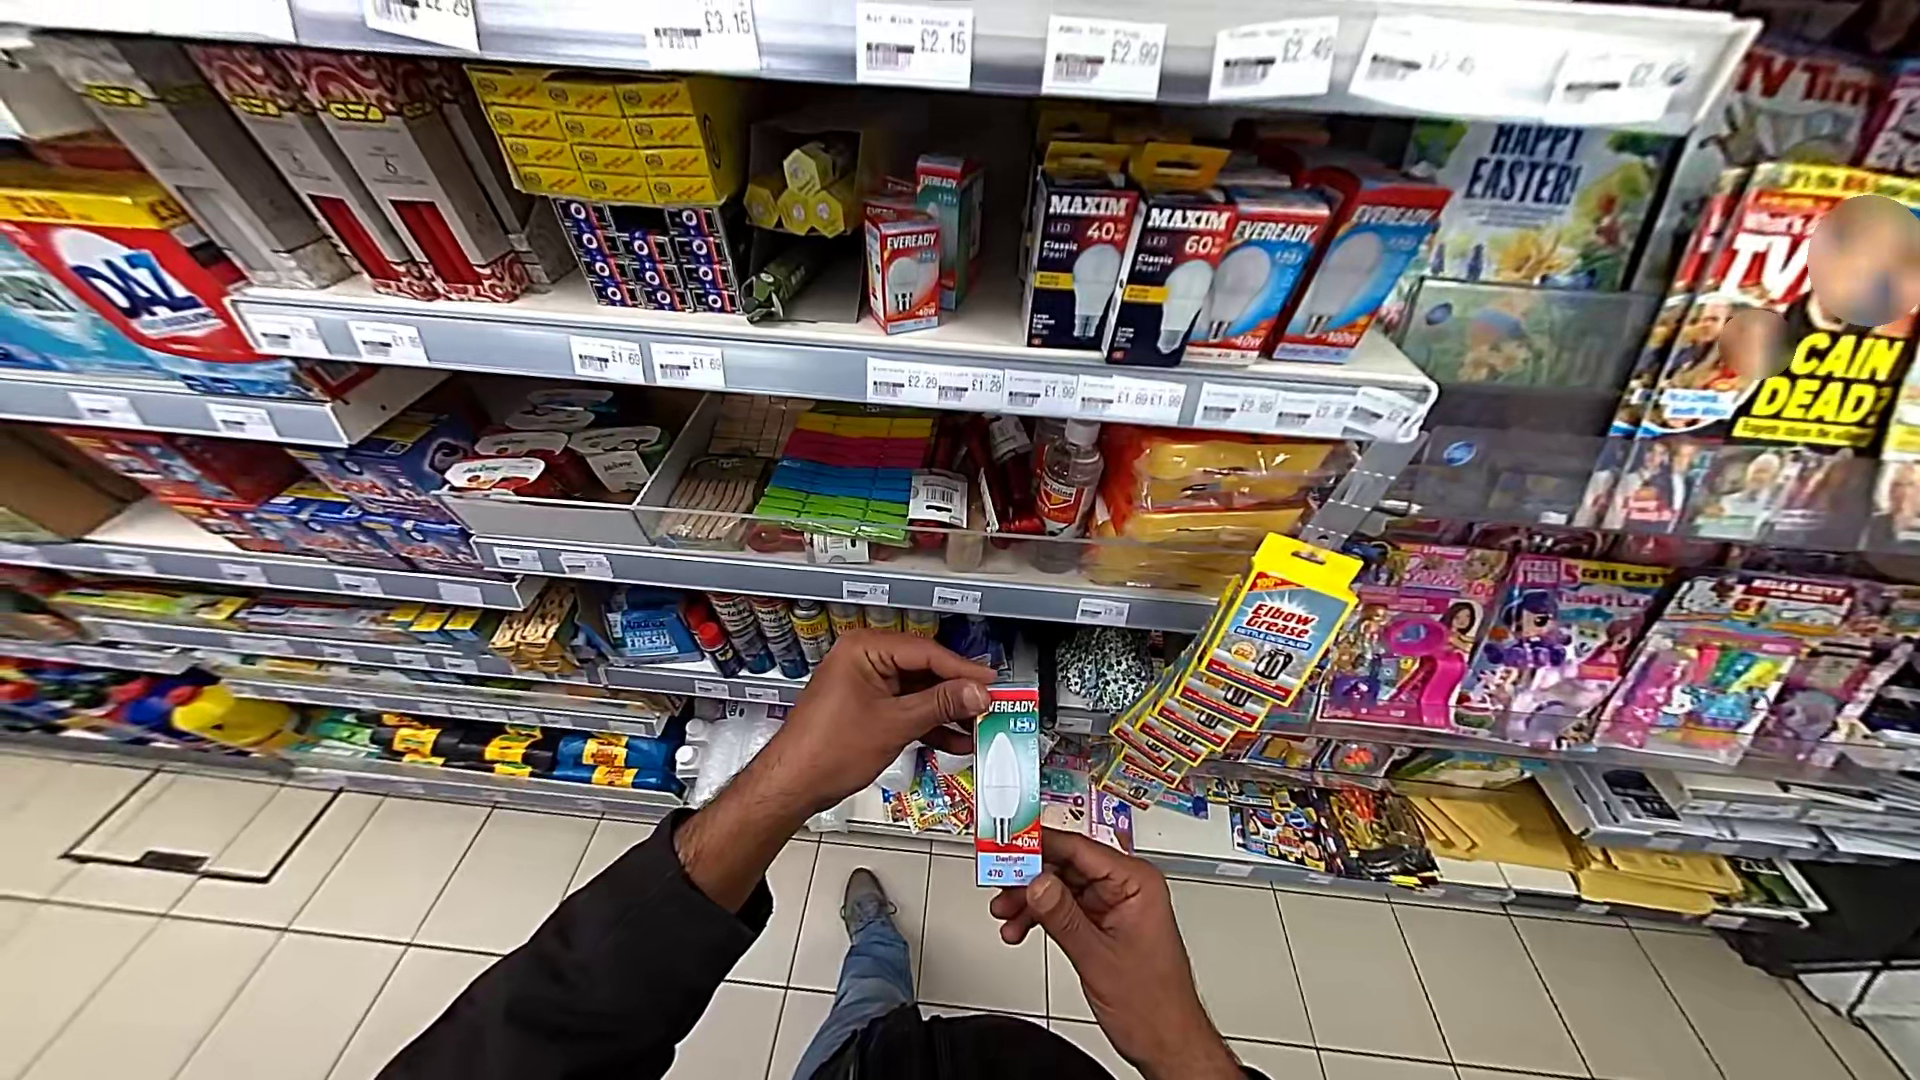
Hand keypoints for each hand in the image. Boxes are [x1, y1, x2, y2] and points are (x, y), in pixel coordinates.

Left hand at [747, 630, 993, 816]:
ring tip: (977, 728)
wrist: (791, 786)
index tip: (990, 681)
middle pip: (924, 671)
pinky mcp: (869, 707)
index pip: (926, 651)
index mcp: (865, 649)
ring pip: (918, 692)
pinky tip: (954, 742)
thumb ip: (940, 704)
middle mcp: (866, 659)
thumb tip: (977, 692)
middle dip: (956, 693)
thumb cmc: (828, 749)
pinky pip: (906, 709)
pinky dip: (928, 725)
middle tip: (988, 705)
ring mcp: (867, 684)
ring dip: (946, 712)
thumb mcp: (894, 723)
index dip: (962, 668)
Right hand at [991, 829, 1241, 1079]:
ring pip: (1059, 884)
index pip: (1079, 848)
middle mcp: (1124, 884)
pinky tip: (1019, 927)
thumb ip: (1063, 916)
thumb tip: (1036, 881)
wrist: (1168, 1047)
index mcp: (1135, 881)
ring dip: (1029, 898)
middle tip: (999, 881)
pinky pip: (1062, 904)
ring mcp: (1111, 901)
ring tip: (1005, 912)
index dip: (1040, 844)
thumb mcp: (1099, 958)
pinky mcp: (1100, 917)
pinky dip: (1039, 915)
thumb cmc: (1155, 1007)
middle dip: (1029, 876)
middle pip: (1065, 863)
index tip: (1010, 843)